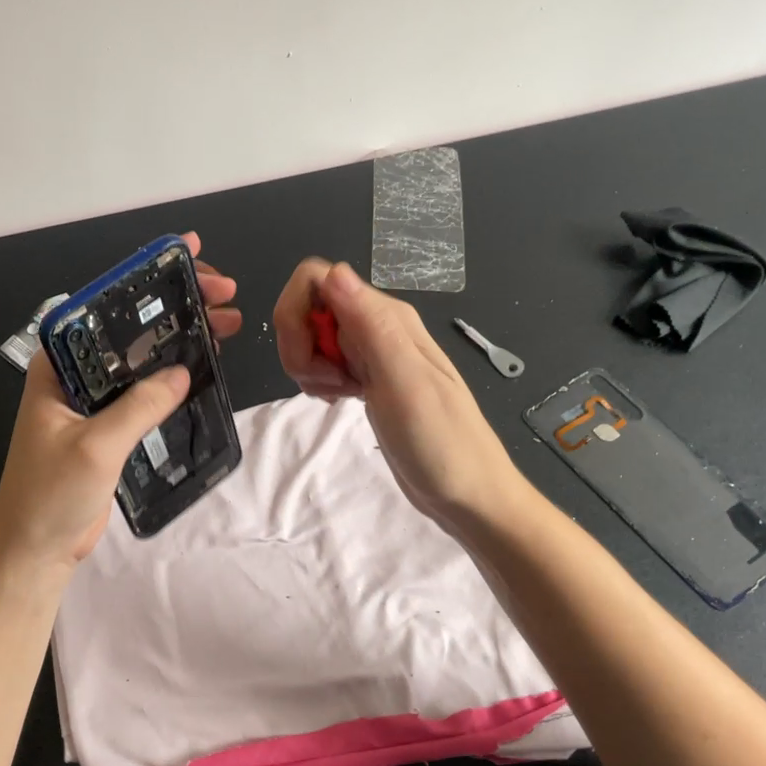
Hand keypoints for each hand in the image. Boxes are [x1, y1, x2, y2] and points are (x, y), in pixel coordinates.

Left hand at [0, 233, 241, 571]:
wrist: (35, 551)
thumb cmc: (48, 496)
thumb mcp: (94, 447)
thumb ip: (138, 407)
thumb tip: (182, 371)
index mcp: (57, 364)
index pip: (102, 307)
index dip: (144, 278)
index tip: (186, 256)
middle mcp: (74, 374)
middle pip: (128, 327)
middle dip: (174, 305)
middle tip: (224, 292)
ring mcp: (92, 401)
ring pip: (141, 358)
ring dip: (180, 338)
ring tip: (227, 323)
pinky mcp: (108, 427)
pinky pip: (145, 391)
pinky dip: (174, 376)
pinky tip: (204, 364)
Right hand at [272, 259, 529, 521]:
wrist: (468, 493)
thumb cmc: (440, 441)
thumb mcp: (404, 383)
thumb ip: (370, 325)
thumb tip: (333, 271)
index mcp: (386, 317)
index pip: (317, 280)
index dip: (297, 314)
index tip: (309, 359)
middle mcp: (376, 325)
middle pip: (308, 307)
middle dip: (298, 345)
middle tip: (325, 384)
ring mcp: (371, 352)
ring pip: (312, 335)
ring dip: (307, 366)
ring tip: (337, 396)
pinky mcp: (367, 376)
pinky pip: (325, 361)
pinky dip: (319, 381)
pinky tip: (340, 402)